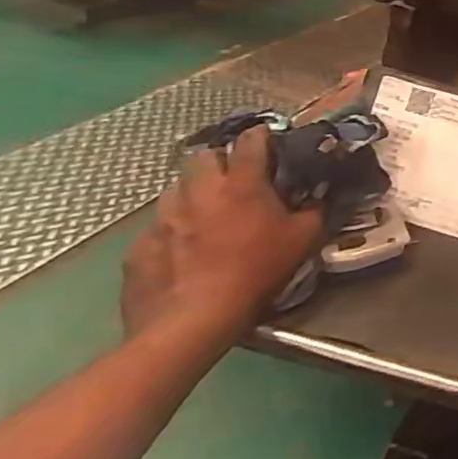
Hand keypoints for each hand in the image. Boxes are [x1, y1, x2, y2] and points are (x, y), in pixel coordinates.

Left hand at [122, 128, 324, 341]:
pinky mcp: (139, 247)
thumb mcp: (302, 240)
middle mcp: (200, 191)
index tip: (269, 141)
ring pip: (175, 188)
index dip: (262, 136)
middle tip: (233, 178)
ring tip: (205, 212)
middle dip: (219, 160)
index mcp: (242, 183)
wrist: (190, 323)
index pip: (251, 140)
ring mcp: (164, 218)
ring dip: (192, 192)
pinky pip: (156, 227)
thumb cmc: (254, 273)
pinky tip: (181, 250)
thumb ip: (314, 210)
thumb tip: (318, 198)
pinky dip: (171, 230)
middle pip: (204, 155)